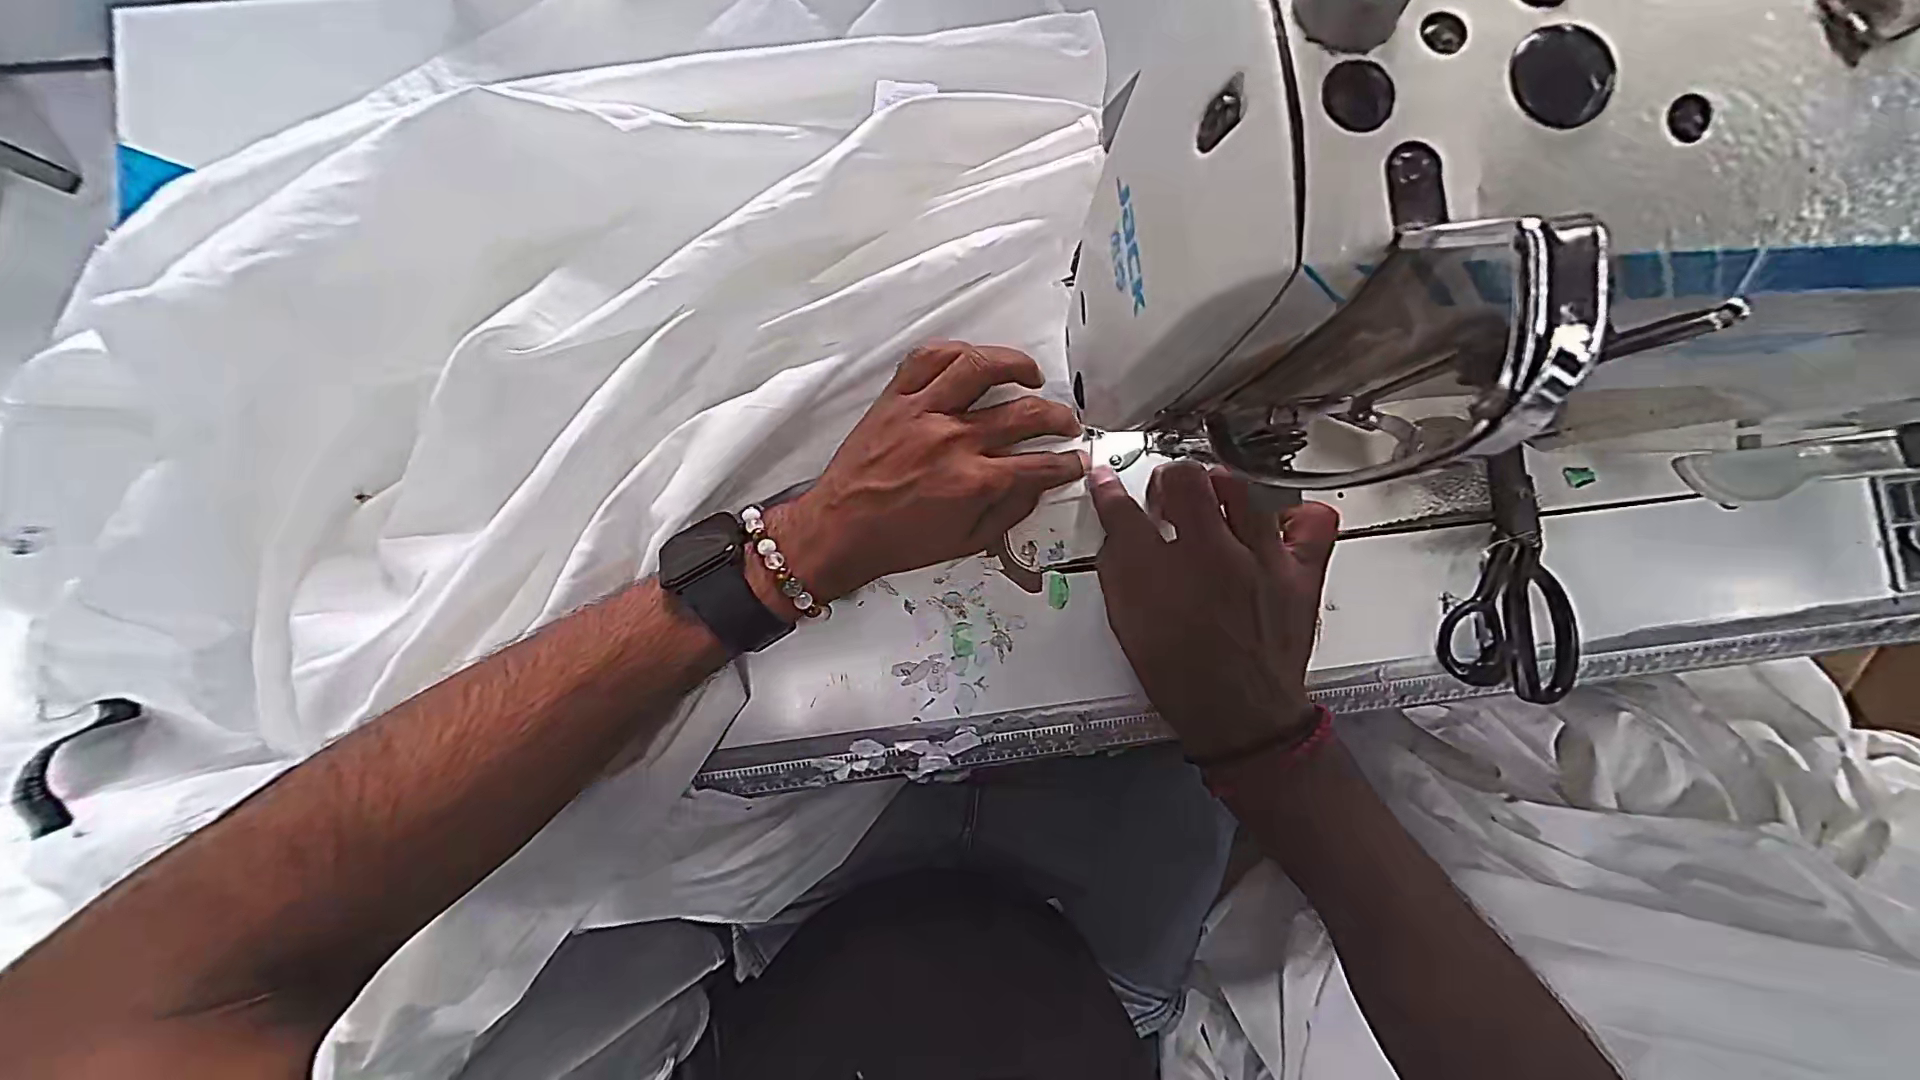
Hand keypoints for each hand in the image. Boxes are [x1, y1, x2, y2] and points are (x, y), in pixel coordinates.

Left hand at [760, 342, 1084, 605]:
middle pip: (1025, 414)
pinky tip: (973, 361)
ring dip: (1016, 366)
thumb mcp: (966, 541)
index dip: (1066, 462)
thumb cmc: (896, 539)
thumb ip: (1009, 511)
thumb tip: (1038, 485)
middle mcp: (953, 441)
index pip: (1040, 464)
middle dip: (1058, 418)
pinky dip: (957, 351)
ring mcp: (923, 414)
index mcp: (973, 482)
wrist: (840, 530)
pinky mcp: (896, 400)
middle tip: (1064, 423)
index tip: (1073, 460)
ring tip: (1030, 375)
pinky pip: (929, 358)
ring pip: (981, 368)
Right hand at [1091, 461, 1338, 759]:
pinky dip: (1292, 515)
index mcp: (1155, 574)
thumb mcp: (1128, 624)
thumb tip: (1117, 537)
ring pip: (1237, 490)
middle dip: (1166, 479)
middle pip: (1184, 481)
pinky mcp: (1298, 573)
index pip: (1122, 512)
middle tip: (1164, 495)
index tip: (1105, 481)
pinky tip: (1273, 524)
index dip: (1107, 490)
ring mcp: (1259, 561)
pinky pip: (1311, 520)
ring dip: (1216, 489)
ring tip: (1210, 504)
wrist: (1236, 713)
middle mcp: (1207, 558)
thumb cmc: (1179, 675)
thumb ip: (1118, 573)